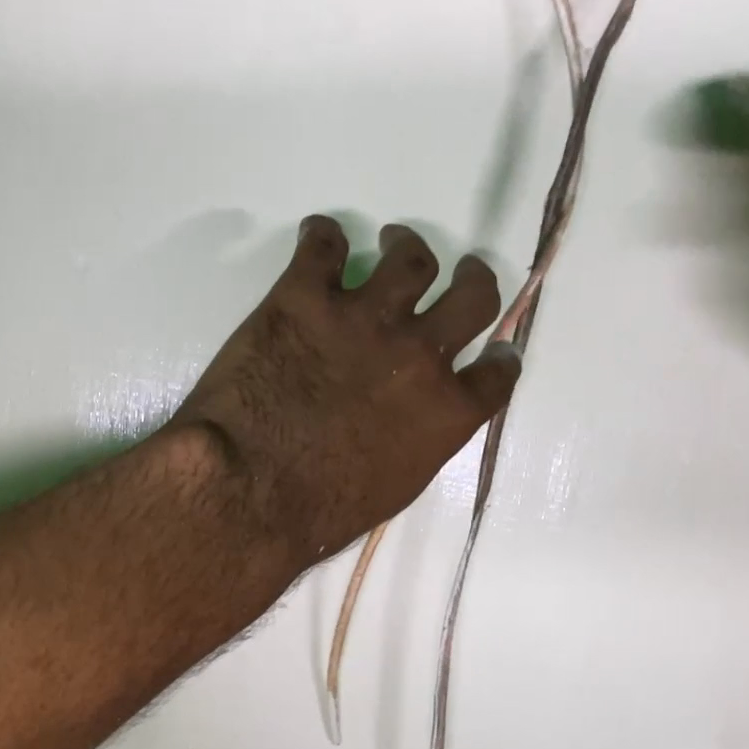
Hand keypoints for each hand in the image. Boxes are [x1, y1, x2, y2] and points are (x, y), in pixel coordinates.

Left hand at [170, 216, 519, 561]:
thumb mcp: (391, 488)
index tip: (494, 350)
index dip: (500, 357)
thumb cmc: (316, 512)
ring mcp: (365, 318)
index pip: (497, 372)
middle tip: (461, 271)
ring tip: (394, 238)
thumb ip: (416, 441)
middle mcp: (419, 354)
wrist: (248, 489)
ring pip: (410, 257)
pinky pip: (324, 244)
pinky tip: (320, 238)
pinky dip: (323, 237)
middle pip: (473, 295)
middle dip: (473, 278)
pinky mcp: (305, 296)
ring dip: (407, 244)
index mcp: (446, 412)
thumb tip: (410, 419)